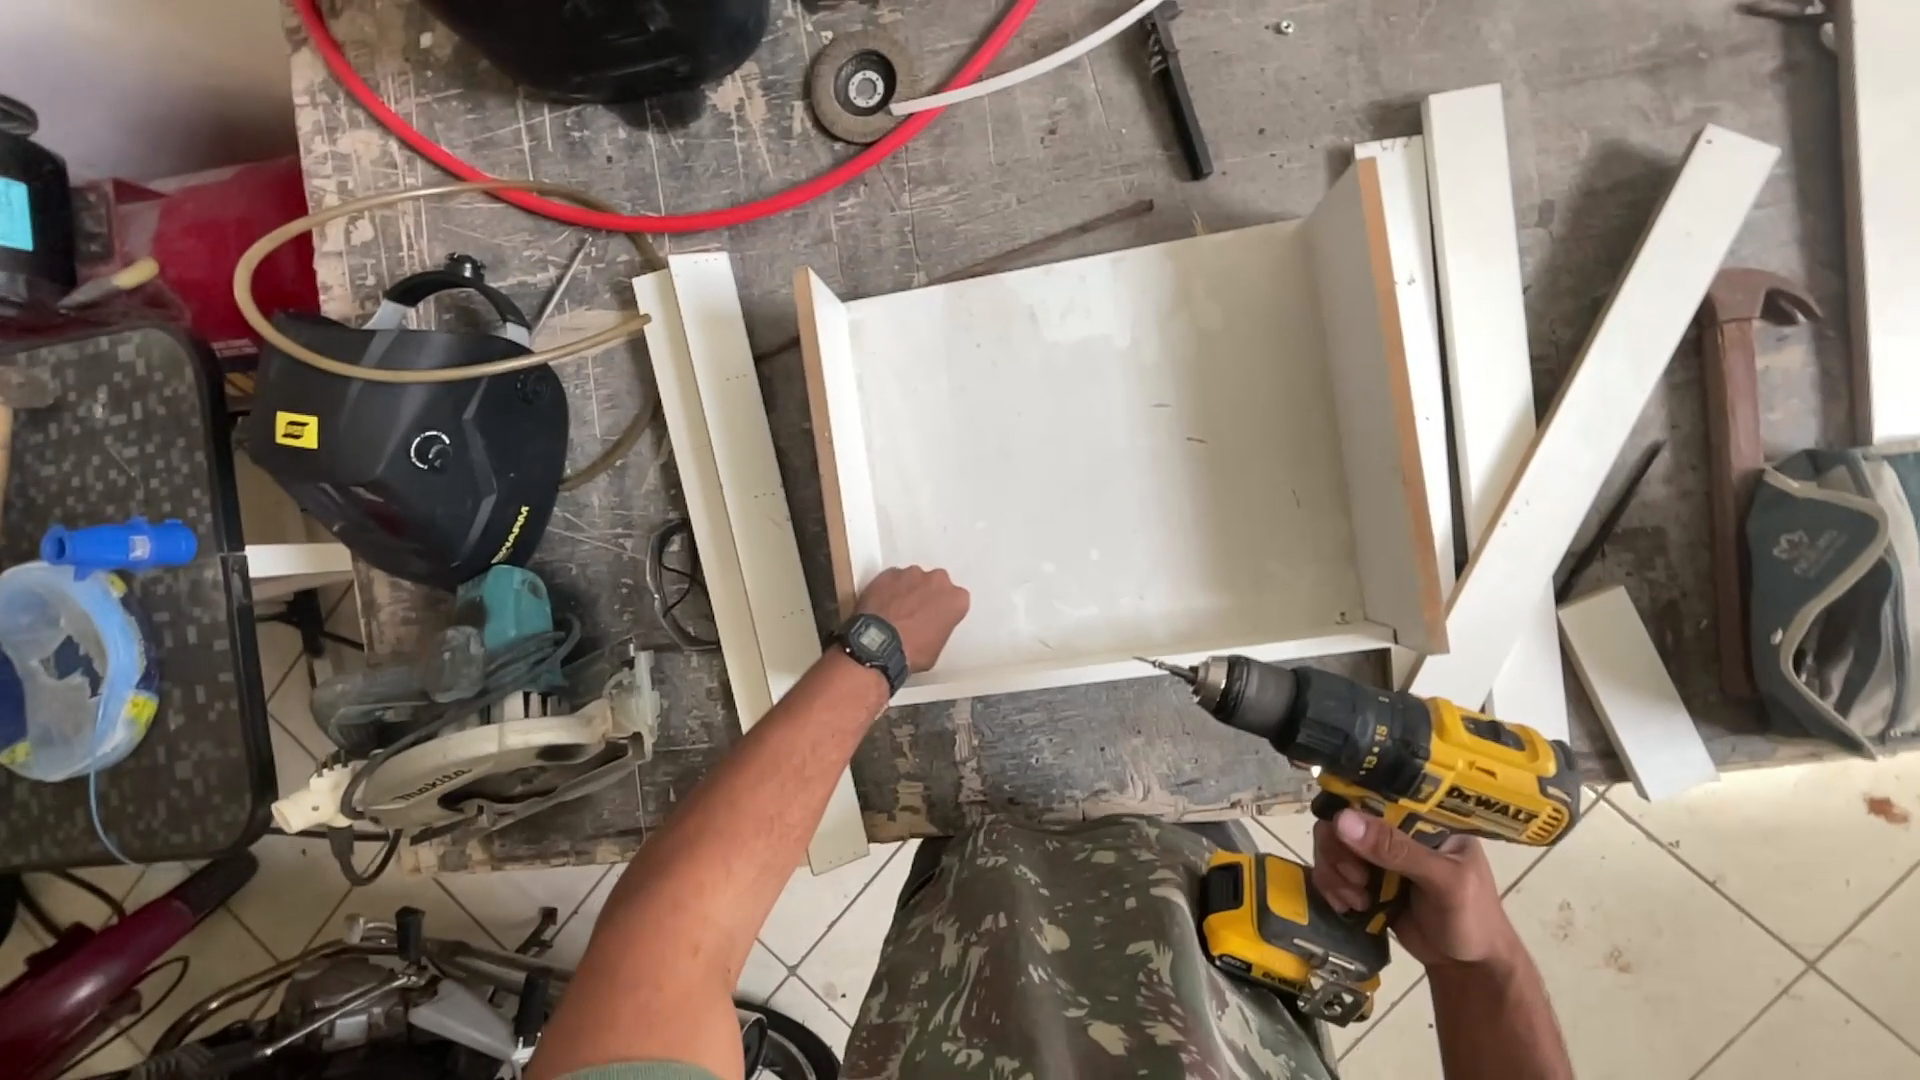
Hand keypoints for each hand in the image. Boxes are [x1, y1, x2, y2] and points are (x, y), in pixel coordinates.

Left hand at [855, 566, 969, 671]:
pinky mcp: (889, 573)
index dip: (944, 611)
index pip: (956, 601)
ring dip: (907, 591)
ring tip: (896, 612)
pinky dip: (888, 589)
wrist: (879, 644)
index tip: (936, 620)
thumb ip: (939, 629)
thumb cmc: (912, 650)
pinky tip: (882, 606)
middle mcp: (937, 581)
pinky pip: (892, 579)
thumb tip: (928, 630)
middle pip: (936, 584)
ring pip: (913, 579)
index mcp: (956, 599)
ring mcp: (912, 574)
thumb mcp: (937, 648)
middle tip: (915, 615)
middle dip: (927, 595)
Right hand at [1312, 809, 1521, 969]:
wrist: (1469, 969)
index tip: (1344, 835)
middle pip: (1342, 819)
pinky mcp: (1362, 880)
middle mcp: (1394, 830)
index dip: (1349, 808)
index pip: (1372, 794)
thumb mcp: (1444, 881)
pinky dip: (1330, 887)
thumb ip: (1398, 850)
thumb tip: (1343, 820)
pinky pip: (1329, 870)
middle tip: (1357, 878)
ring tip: (1357, 901)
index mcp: (1420, 818)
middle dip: (1338, 850)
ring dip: (1333, 872)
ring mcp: (1376, 856)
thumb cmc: (1473, 919)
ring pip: (1331, 844)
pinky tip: (1347, 907)